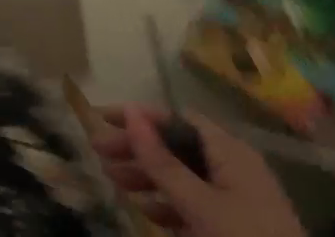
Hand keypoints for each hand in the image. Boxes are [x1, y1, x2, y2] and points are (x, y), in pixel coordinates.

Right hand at [93, 106, 303, 236]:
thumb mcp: (199, 204)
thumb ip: (162, 161)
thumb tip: (130, 110)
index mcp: (230, 152)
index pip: (177, 118)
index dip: (140, 116)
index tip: (101, 119)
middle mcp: (233, 168)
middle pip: (177, 146)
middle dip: (138, 147)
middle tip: (98, 153)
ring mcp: (235, 199)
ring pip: (183, 176)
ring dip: (147, 175)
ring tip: (113, 180)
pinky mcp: (234, 227)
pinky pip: (194, 203)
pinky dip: (167, 203)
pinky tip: (145, 210)